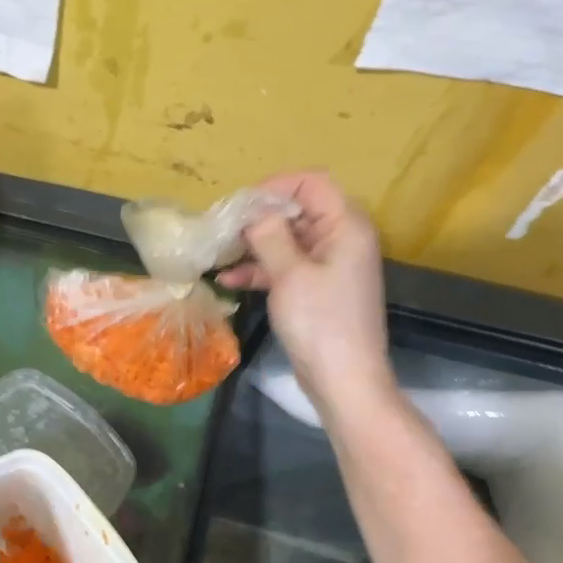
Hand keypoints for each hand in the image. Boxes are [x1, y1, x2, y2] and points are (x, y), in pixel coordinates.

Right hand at [218, 172, 392, 403]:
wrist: (343, 378)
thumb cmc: (320, 322)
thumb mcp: (290, 275)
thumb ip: (269, 236)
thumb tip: (252, 214)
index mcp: (345, 226)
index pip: (311, 183)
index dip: (275, 187)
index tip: (239, 206)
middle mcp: (340, 239)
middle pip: (298, 211)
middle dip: (259, 218)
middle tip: (222, 231)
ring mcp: (328, 267)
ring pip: (288, 242)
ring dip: (254, 247)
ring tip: (218, 255)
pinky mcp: (316, 292)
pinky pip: (286, 269)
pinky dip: (259, 272)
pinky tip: (227, 281)